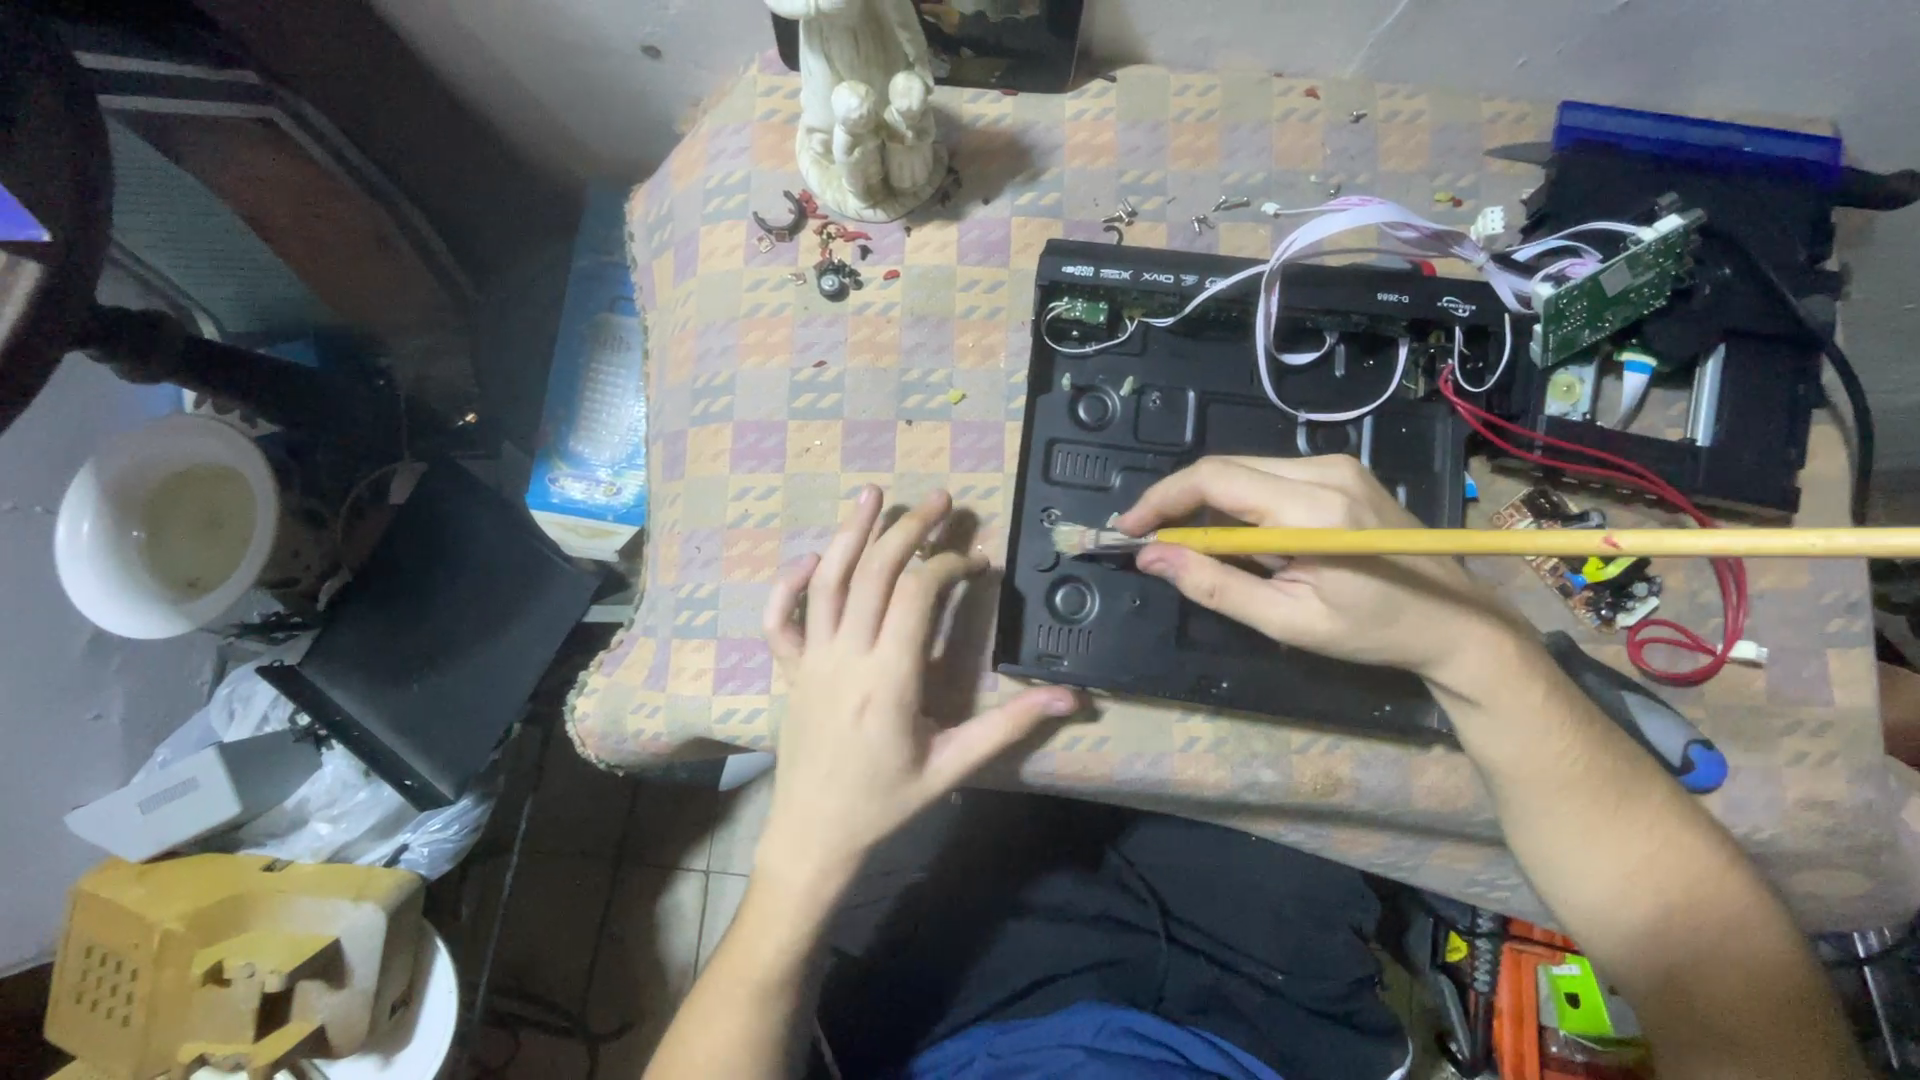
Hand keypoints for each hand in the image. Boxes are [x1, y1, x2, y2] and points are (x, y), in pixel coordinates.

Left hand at [756, 486, 1080, 892]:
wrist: (815, 834)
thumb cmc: (887, 803)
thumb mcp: (953, 767)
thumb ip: (1010, 727)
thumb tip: (1072, 698)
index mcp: (888, 681)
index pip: (915, 595)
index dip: (947, 566)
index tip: (976, 560)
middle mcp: (845, 659)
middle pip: (873, 573)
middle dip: (908, 529)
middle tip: (940, 499)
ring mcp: (810, 660)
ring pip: (827, 583)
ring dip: (851, 533)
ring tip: (873, 493)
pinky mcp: (788, 669)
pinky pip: (779, 618)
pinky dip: (791, 583)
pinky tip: (815, 557)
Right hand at [1116, 455, 1529, 681]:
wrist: (1455, 620)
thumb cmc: (1372, 631)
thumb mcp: (1287, 621)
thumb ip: (1215, 586)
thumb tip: (1151, 557)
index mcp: (1314, 510)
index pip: (1215, 479)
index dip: (1161, 500)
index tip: (1128, 530)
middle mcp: (1325, 471)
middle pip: (1225, 469)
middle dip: (1179, 504)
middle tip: (1153, 544)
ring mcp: (1337, 466)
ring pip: (1244, 471)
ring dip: (1211, 506)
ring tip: (1204, 552)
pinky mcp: (1342, 471)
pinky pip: (1270, 477)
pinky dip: (1241, 504)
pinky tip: (1248, 542)